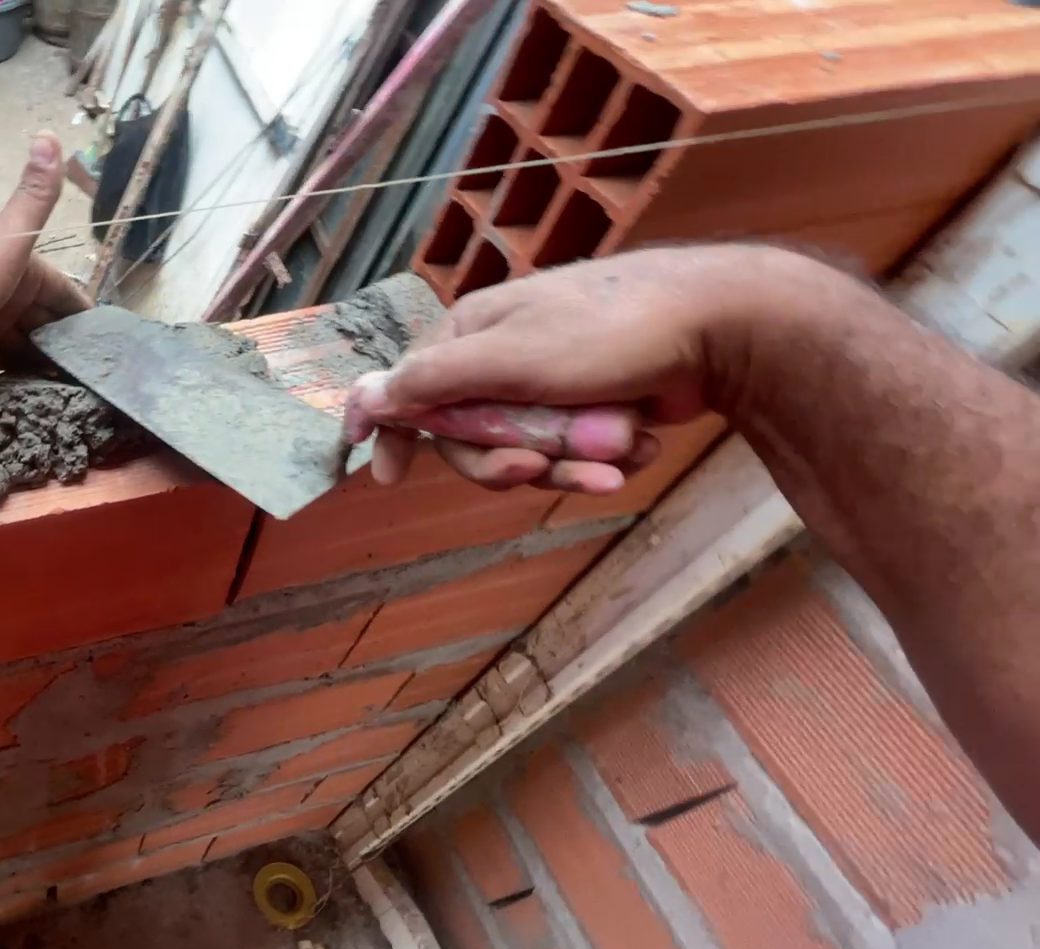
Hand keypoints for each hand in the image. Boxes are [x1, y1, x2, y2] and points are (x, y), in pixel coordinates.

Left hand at [0, 133, 91, 370]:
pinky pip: (0, 360)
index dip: (81, 311)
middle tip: (89, 370)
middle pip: (41, 319)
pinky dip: (16, 370)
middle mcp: (2, 291)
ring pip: (22, 342)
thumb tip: (49, 133)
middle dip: (63, 340)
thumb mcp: (10, 236)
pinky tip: (33, 386)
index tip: (104, 337)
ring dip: (41, 358)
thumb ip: (34, 198)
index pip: (60, 290)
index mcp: (17, 265)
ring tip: (67, 383)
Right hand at [342, 246, 814, 493]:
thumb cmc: (608, 332)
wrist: (729, 325)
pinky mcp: (581, 409)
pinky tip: (631, 447)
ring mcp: (541, 387)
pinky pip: (562, 453)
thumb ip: (432, 380)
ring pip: (517, 452)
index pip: (408, 388)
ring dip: (560, 466)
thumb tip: (368, 395)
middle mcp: (497, 361)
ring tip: (609, 463)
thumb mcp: (508, 356)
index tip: (386, 474)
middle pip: (466, 437)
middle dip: (501, 461)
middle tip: (534, 469)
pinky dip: (593, 460)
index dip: (392, 431)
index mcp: (469, 336)